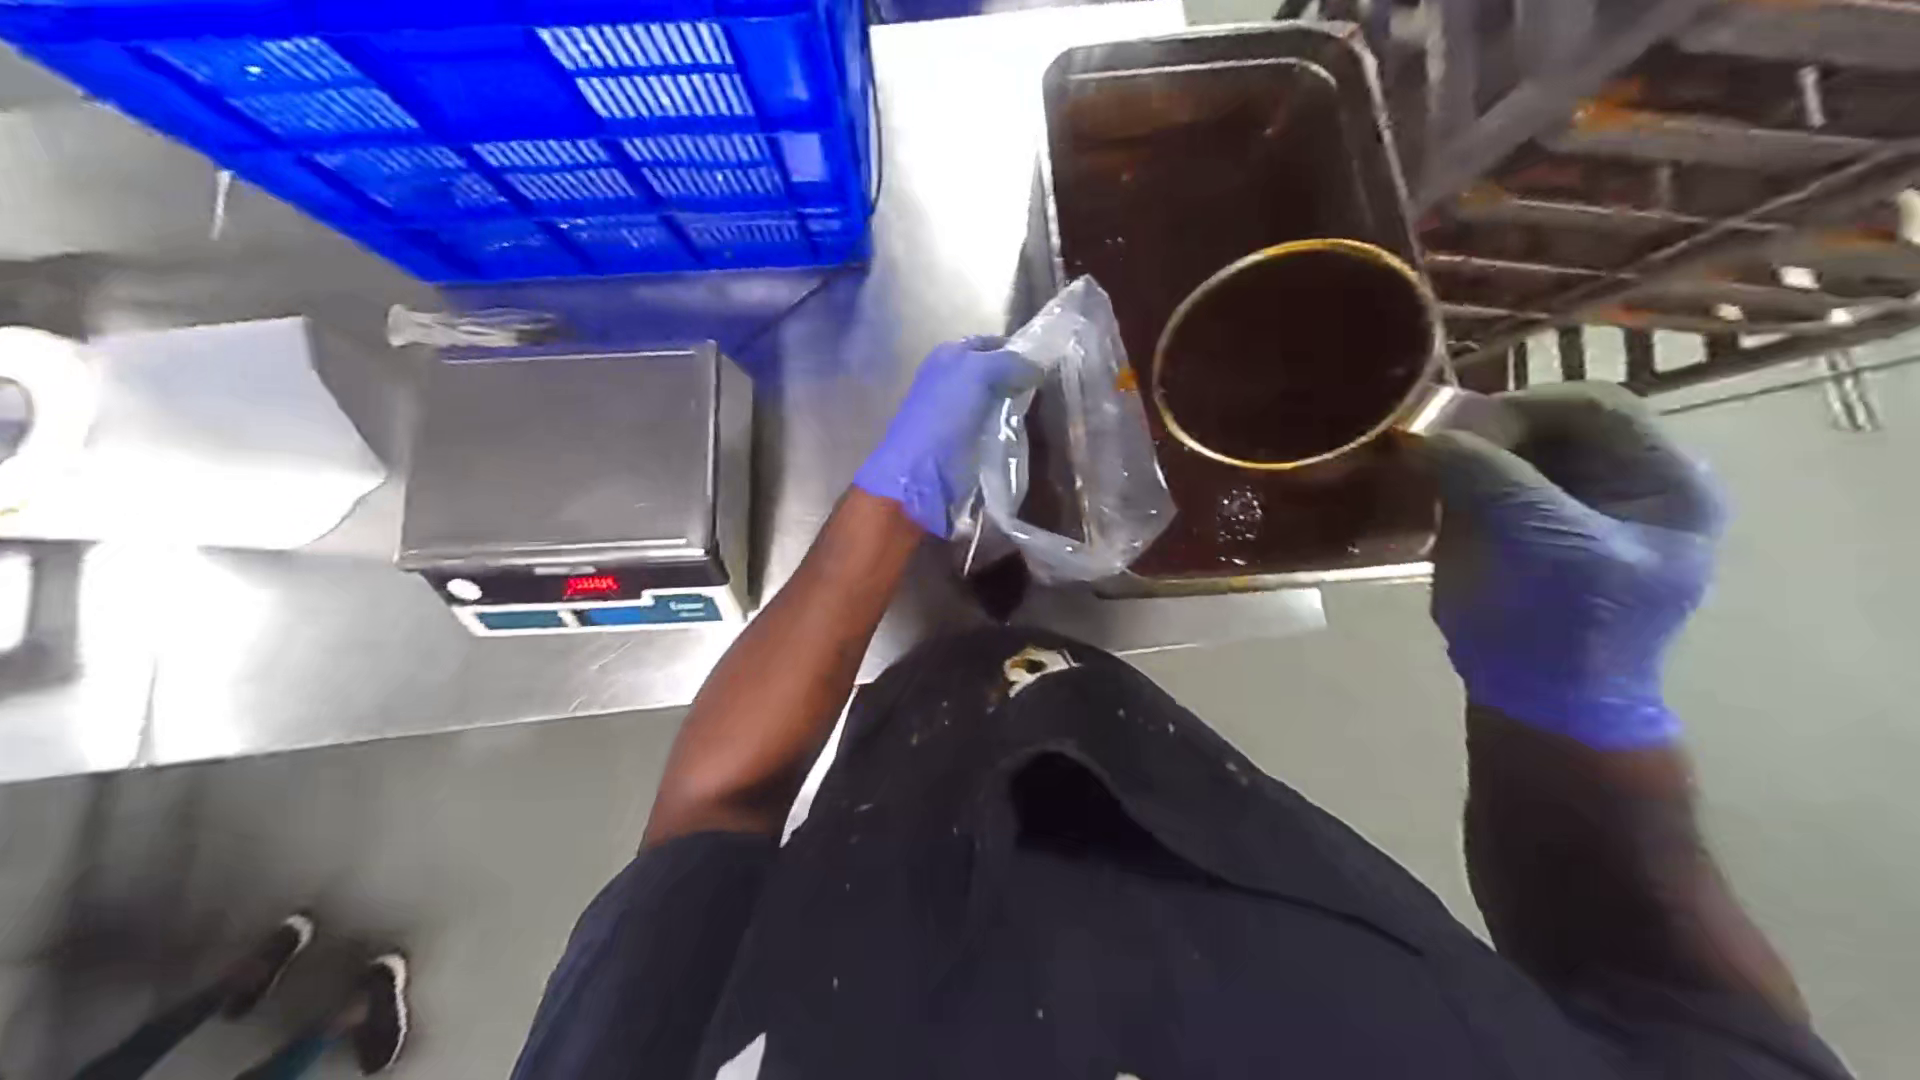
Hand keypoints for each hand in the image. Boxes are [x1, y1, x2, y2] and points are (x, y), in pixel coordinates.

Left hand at [853, 337, 1040, 536]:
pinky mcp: (964, 446)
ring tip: (1042, 412)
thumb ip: (1010, 362)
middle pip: (994, 376)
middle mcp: (950, 382)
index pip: (989, 345)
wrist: (920, 475)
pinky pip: (994, 431)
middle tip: (1049, 388)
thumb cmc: (945, 416)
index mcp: (948, 357)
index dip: (1017, 350)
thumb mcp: (979, 373)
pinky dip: (1009, 432)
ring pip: (996, 404)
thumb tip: (1037, 366)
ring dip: (1017, 408)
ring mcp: (956, 416)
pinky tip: (1025, 434)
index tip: (1046, 361)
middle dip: (1020, 380)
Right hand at [1422, 382, 1725, 748]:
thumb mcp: (1543, 545)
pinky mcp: (1517, 520)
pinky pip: (1483, 476)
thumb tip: (1419, 434)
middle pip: (1550, 422)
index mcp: (1661, 482)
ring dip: (1462, 449)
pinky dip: (1450, 472)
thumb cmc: (1564, 625)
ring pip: (1511, 446)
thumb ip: (1490, 479)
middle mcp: (1617, 480)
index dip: (1524, 406)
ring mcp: (1563, 500)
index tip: (1455, 428)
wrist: (1534, 691)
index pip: (1596, 407)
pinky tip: (1421, 481)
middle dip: (1486, 428)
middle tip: (1428, 445)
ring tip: (1418, 461)